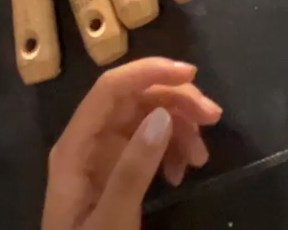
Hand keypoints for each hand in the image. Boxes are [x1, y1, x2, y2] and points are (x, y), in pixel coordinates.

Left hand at [42, 58, 223, 229]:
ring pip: (146, 117)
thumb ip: (133, 170)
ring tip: (200, 157)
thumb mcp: (110, 223)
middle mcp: (87, 141)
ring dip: (179, 126)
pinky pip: (148, 142)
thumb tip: (162, 114)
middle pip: (134, 98)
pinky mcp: (115, 172)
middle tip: (213, 118)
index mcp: (75, 146)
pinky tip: (182, 172)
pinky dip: (171, 148)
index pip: (110, 88)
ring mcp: (101, 156)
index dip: (149, 71)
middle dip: (175, 100)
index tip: (191, 75)